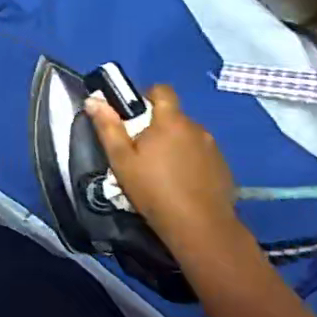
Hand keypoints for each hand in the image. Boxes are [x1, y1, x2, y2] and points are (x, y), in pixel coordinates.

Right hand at [85, 83, 236, 239]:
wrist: (199, 226)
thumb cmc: (153, 189)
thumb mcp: (121, 160)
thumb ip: (108, 127)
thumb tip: (93, 99)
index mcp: (170, 121)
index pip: (162, 90)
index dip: (147, 96)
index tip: (133, 115)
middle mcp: (196, 128)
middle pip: (173, 116)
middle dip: (156, 126)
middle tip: (140, 151)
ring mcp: (213, 147)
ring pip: (187, 136)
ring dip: (174, 144)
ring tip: (160, 170)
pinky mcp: (223, 166)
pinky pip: (201, 154)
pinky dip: (189, 161)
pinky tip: (180, 183)